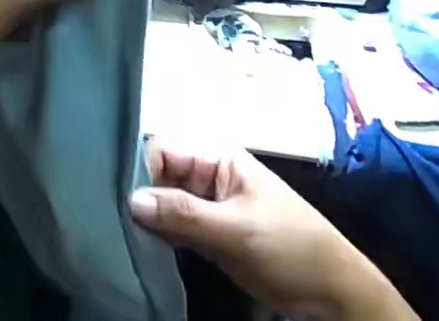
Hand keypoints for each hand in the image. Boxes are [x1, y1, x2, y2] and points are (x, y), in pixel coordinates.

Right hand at [130, 139, 415, 320]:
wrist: (332, 291)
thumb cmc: (289, 247)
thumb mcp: (236, 231)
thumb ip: (184, 214)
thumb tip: (131, 199)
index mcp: (219, 157)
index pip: (166, 148)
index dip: (139, 165)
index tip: (110, 189)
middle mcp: (210, 175)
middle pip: (161, 173)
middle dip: (138, 191)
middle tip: (106, 214)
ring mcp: (211, 206)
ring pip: (166, 201)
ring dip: (146, 215)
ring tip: (114, 229)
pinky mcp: (211, 235)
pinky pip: (176, 226)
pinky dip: (159, 234)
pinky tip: (138, 245)